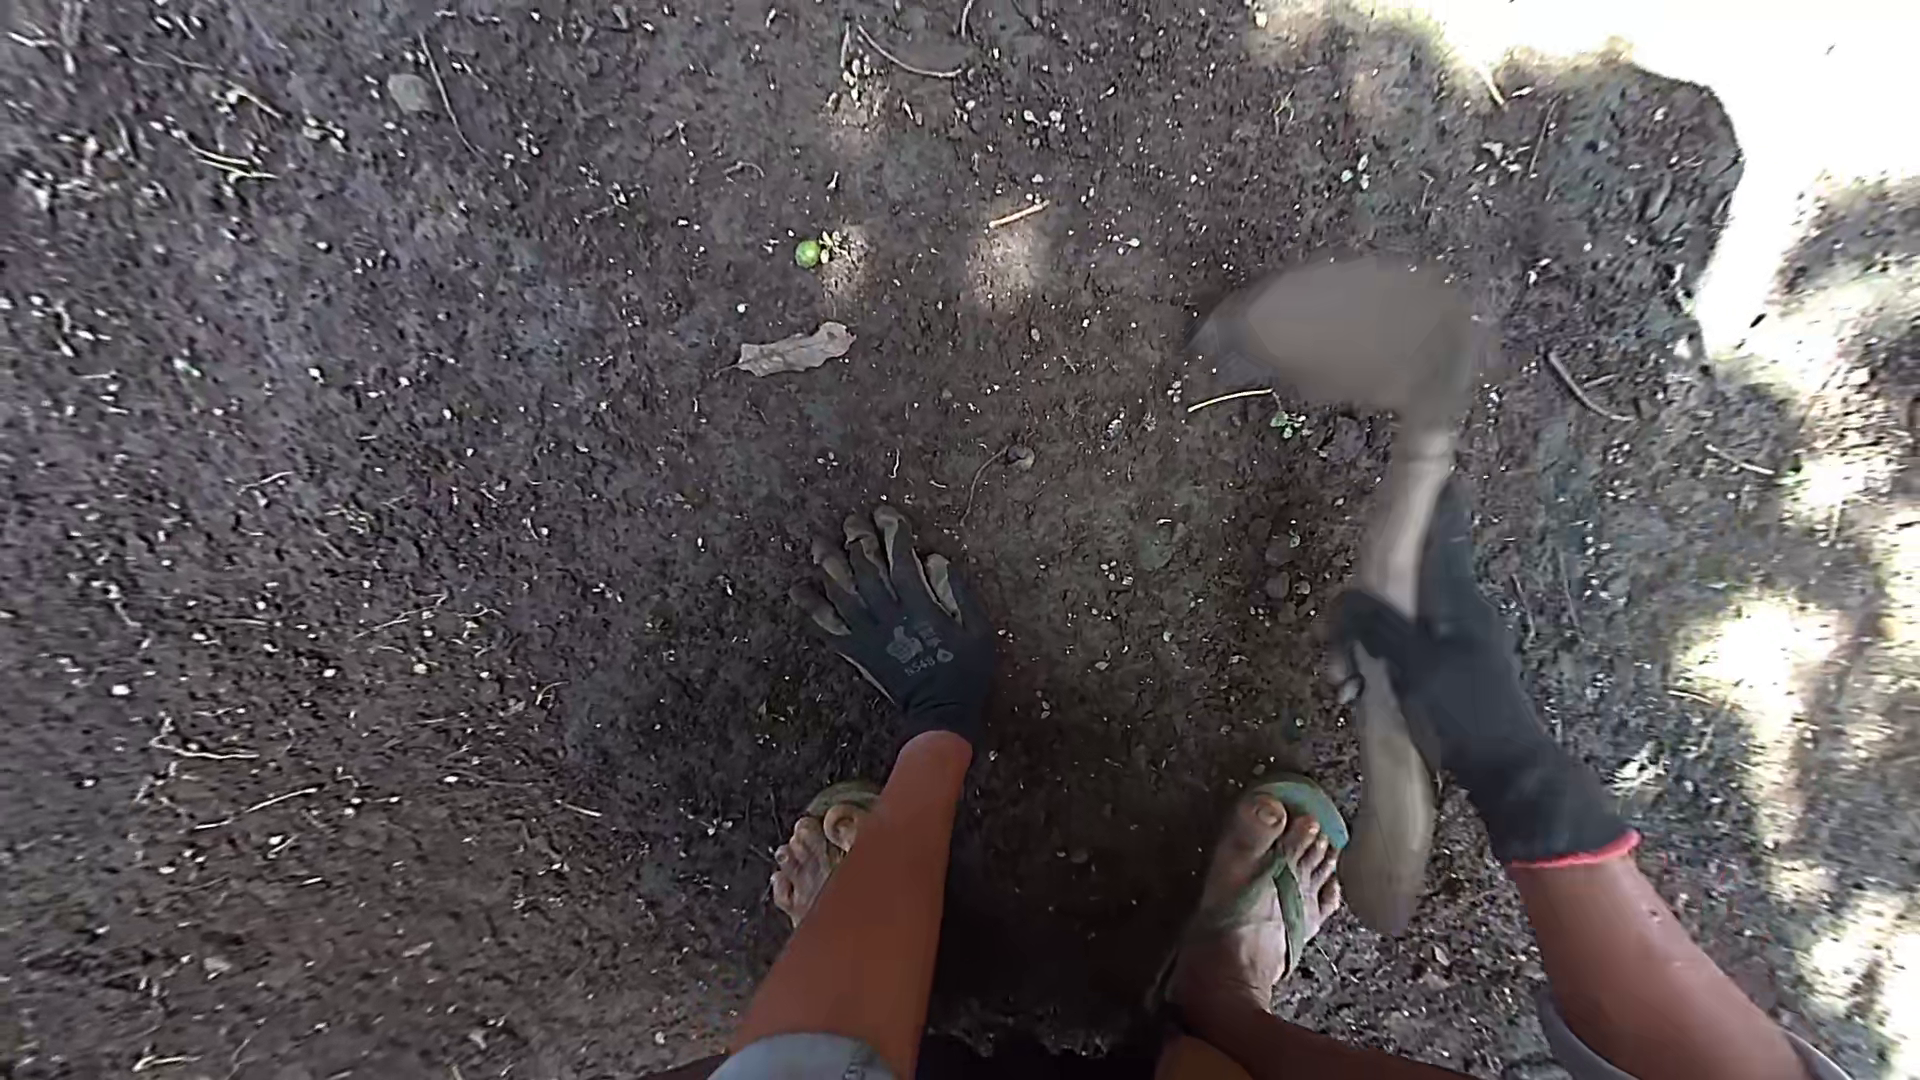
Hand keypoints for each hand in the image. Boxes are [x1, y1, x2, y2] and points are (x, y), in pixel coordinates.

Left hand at [790, 505, 995, 745]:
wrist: (940, 712)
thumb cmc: (965, 669)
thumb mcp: (977, 628)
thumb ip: (956, 591)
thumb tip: (934, 558)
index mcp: (920, 605)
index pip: (900, 558)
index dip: (891, 531)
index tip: (884, 512)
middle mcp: (889, 614)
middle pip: (866, 568)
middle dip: (857, 539)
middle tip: (850, 520)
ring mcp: (868, 633)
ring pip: (841, 591)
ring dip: (828, 564)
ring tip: (819, 543)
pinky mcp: (855, 650)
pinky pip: (827, 626)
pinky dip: (811, 606)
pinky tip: (798, 589)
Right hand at [1337, 482, 1635, 866]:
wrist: (1506, 771)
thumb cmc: (1467, 712)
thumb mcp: (1416, 665)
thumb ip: (1378, 624)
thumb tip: (1346, 594)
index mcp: (1453, 600)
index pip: (1443, 537)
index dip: (1438, 502)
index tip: (1438, 466)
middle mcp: (1446, 611)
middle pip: (1386, 585)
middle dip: (1350, 618)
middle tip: (1333, 652)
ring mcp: (1439, 638)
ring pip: (1377, 622)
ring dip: (1350, 651)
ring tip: (1341, 685)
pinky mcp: (1430, 663)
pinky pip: (1384, 649)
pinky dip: (1362, 667)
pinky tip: (1350, 693)